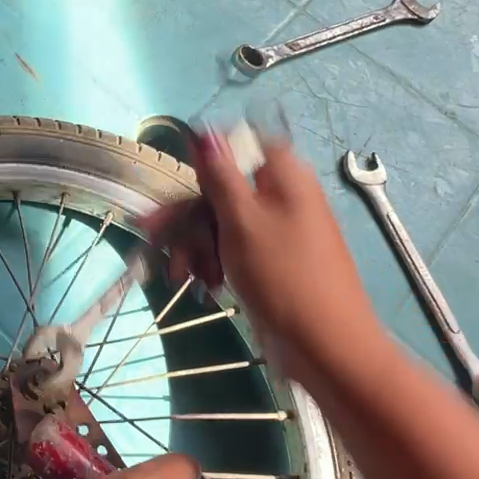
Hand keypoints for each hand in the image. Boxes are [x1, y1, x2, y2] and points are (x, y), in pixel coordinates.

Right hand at [141, 131, 376, 371]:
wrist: (326, 348)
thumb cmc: (283, 275)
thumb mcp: (242, 219)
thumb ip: (219, 174)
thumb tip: (205, 130)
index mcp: (284, 177)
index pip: (246, 143)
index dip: (213, 154)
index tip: (183, 173)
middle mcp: (282, 198)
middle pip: (224, 189)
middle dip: (187, 215)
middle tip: (152, 236)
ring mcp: (278, 234)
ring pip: (223, 223)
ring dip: (195, 245)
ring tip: (181, 276)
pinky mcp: (272, 265)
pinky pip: (234, 250)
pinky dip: (214, 263)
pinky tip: (204, 286)